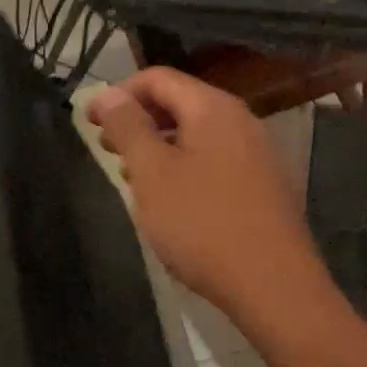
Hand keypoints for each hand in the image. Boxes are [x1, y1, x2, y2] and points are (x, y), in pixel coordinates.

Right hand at [86, 68, 328, 317]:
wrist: (276, 288)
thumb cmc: (204, 224)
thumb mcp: (152, 173)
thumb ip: (128, 127)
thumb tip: (107, 93)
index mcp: (213, 108)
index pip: (158, 78)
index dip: (118, 94)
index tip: (90, 122)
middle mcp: (241, 120)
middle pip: (180, 103)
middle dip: (138, 121)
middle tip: (107, 149)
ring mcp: (258, 154)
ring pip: (197, 135)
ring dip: (159, 147)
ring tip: (133, 179)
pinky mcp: (265, 187)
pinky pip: (215, 161)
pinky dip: (185, 168)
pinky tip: (171, 203)